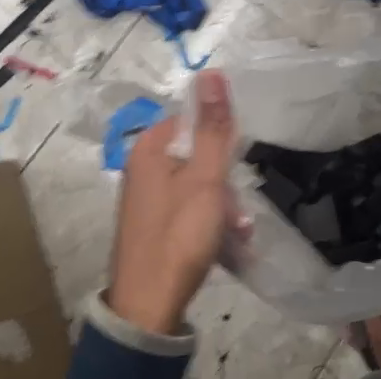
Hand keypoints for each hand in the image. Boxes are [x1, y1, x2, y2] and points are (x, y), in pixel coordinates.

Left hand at [104, 70, 239, 334]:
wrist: (148, 309)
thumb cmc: (178, 235)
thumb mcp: (205, 178)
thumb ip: (213, 127)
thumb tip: (211, 71)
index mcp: (149, 148)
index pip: (192, 119)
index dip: (219, 137)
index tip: (236, 162)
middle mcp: (143, 167)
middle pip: (197, 153)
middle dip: (224, 179)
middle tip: (236, 208)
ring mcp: (147, 198)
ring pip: (197, 184)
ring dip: (222, 205)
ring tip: (237, 232)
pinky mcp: (154, 225)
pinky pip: (189, 209)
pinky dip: (209, 222)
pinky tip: (226, 243)